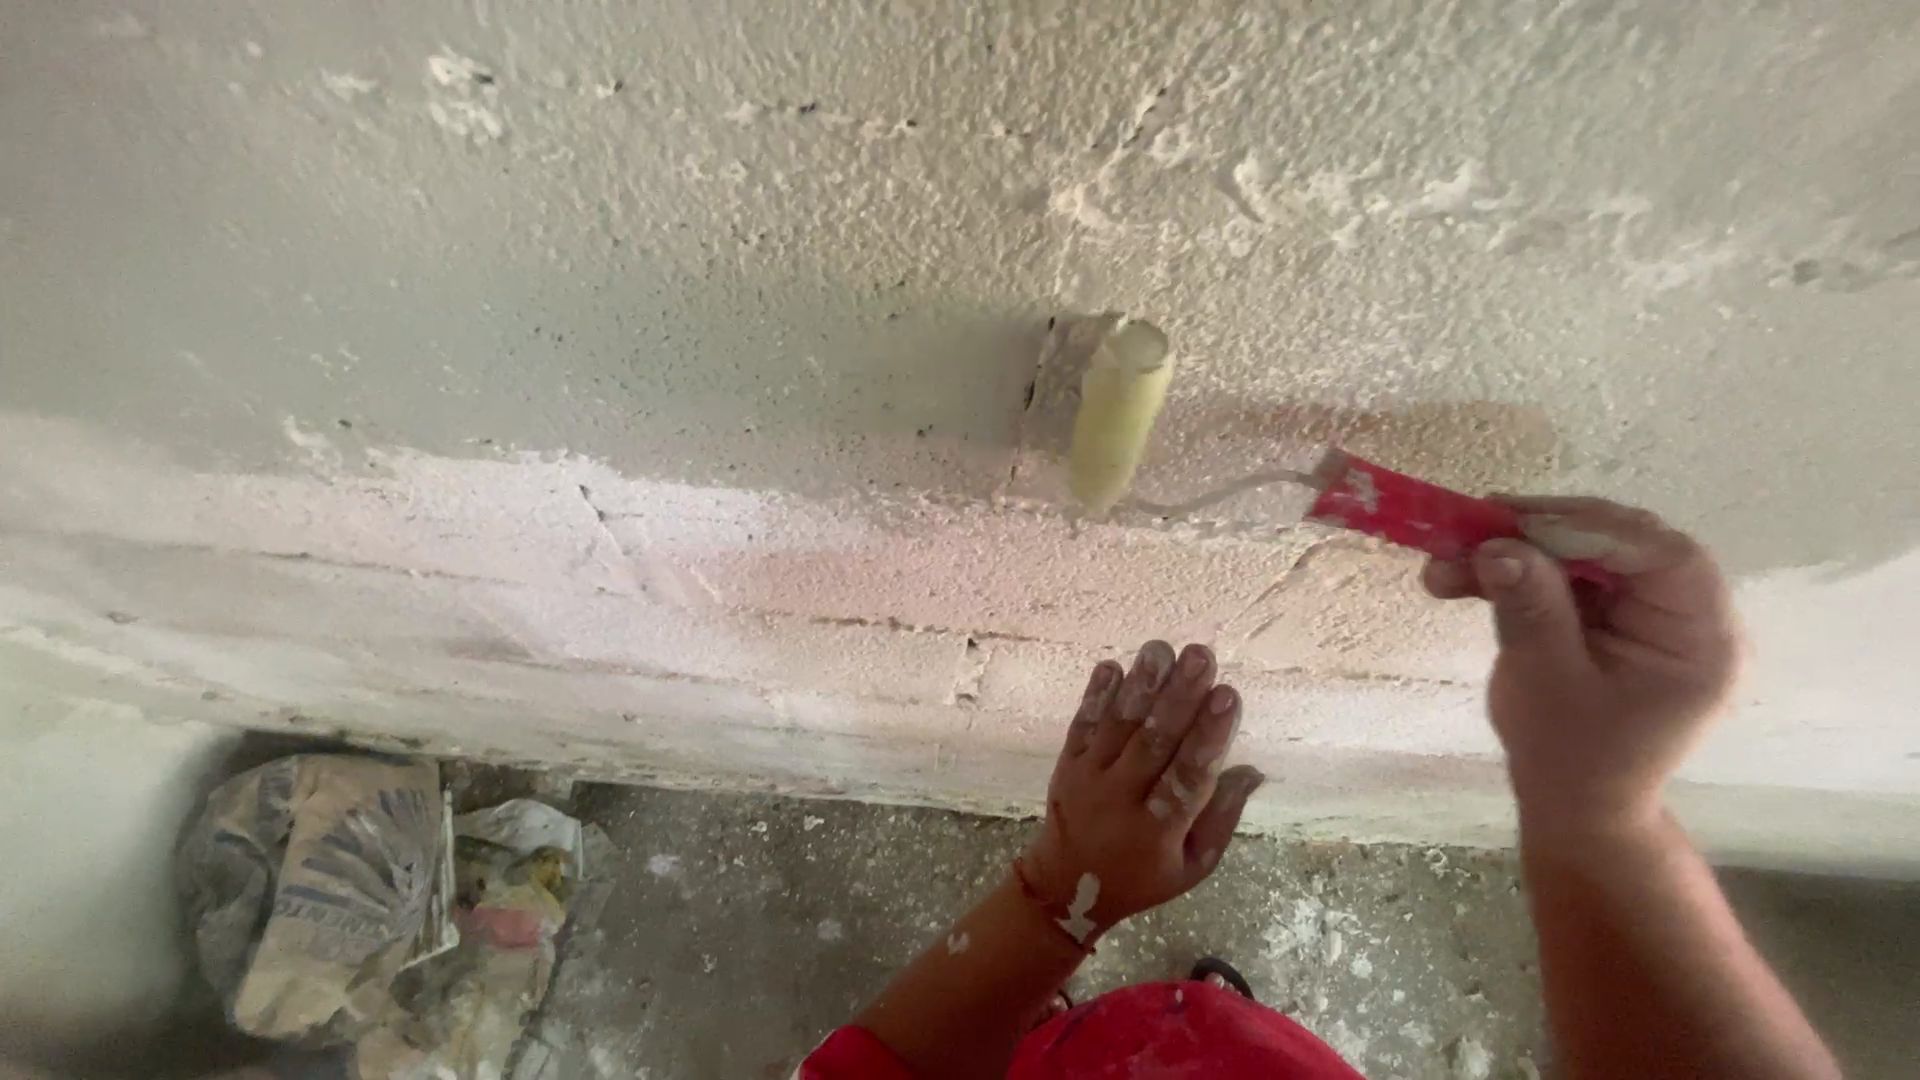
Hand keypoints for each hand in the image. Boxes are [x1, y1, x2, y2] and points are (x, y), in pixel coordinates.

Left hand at [1018, 642, 1263, 942]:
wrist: (1065, 886)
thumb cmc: (1142, 877)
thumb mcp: (1192, 866)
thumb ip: (1221, 818)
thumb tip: (1251, 769)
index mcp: (1158, 832)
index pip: (1189, 777)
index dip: (1208, 736)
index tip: (1227, 695)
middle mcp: (1120, 799)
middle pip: (1153, 742)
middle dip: (1178, 696)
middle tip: (1200, 655)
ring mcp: (1089, 778)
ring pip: (1117, 726)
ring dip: (1140, 685)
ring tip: (1160, 649)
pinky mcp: (1067, 763)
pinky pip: (1083, 725)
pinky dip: (1096, 695)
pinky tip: (1112, 666)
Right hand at [1423, 497, 1741, 833]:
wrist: (1570, 796)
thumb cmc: (1569, 750)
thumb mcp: (1545, 678)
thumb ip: (1530, 607)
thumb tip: (1496, 546)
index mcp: (1697, 636)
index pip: (1662, 555)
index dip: (1591, 528)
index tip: (1514, 523)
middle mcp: (1677, 613)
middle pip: (1615, 544)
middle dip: (1538, 532)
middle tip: (1469, 528)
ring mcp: (1636, 612)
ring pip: (1575, 555)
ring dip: (1506, 552)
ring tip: (1442, 563)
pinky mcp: (1599, 616)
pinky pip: (1554, 576)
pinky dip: (1505, 572)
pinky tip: (1455, 579)